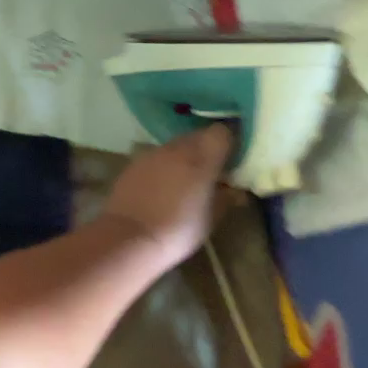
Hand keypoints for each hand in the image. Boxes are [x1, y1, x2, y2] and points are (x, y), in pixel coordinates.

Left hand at [97, 123, 235, 266]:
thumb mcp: (211, 217)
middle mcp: (177, 147)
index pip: (221, 132)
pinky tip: (166, 183)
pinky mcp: (136, 160)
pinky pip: (158, 154)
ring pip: (177, 144)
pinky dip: (167, 163)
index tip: (235, 157)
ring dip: (187, 155)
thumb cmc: (180, 229)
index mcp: (201, 158)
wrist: (131, 235)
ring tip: (190, 178)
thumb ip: (226, 197)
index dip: (230, 141)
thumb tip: (236, 189)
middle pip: (198, 135)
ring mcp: (153, 151)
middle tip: (215, 169)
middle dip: (209, 147)